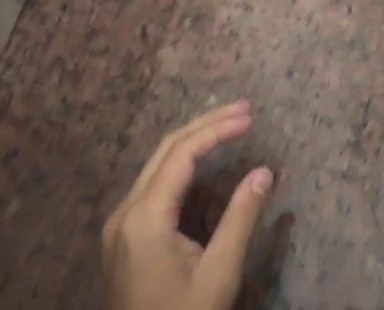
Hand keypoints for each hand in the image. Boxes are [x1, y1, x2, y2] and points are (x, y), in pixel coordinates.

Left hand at [102, 101, 272, 309]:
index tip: (251, 117)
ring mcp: (119, 226)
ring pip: (156, 165)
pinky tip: (204, 161)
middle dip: (206, 124)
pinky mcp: (123, 238)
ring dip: (193, 141)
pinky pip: (152, 185)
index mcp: (144, 218)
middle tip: (245, 110)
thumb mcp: (218, 273)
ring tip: (230, 125)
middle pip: (165, 150)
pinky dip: (181, 164)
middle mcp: (125, 213)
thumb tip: (264, 171)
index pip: (182, 153)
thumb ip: (240, 218)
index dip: (217, 129)